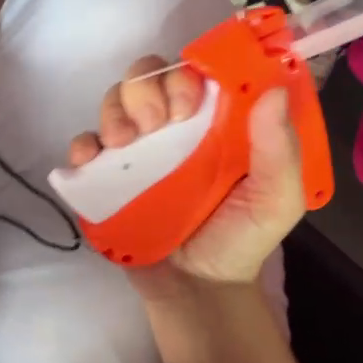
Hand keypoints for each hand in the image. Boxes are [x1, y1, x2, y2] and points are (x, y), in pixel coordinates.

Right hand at [67, 56, 305, 297]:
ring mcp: (135, 150)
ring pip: (112, 101)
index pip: (194, 73)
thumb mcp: (276, 198)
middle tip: (154, 125)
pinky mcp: (104, 176)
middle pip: (146, 77)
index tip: (187, 105)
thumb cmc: (239, 240)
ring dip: (114, 113)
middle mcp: (171, 127)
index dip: (185, 74)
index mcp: (214, 122)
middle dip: (144, 89)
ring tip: (124, 145)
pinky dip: (82, 145)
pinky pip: (83, 144)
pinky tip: (92, 161)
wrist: (195, 289)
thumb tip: (272, 91)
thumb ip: (280, 148)